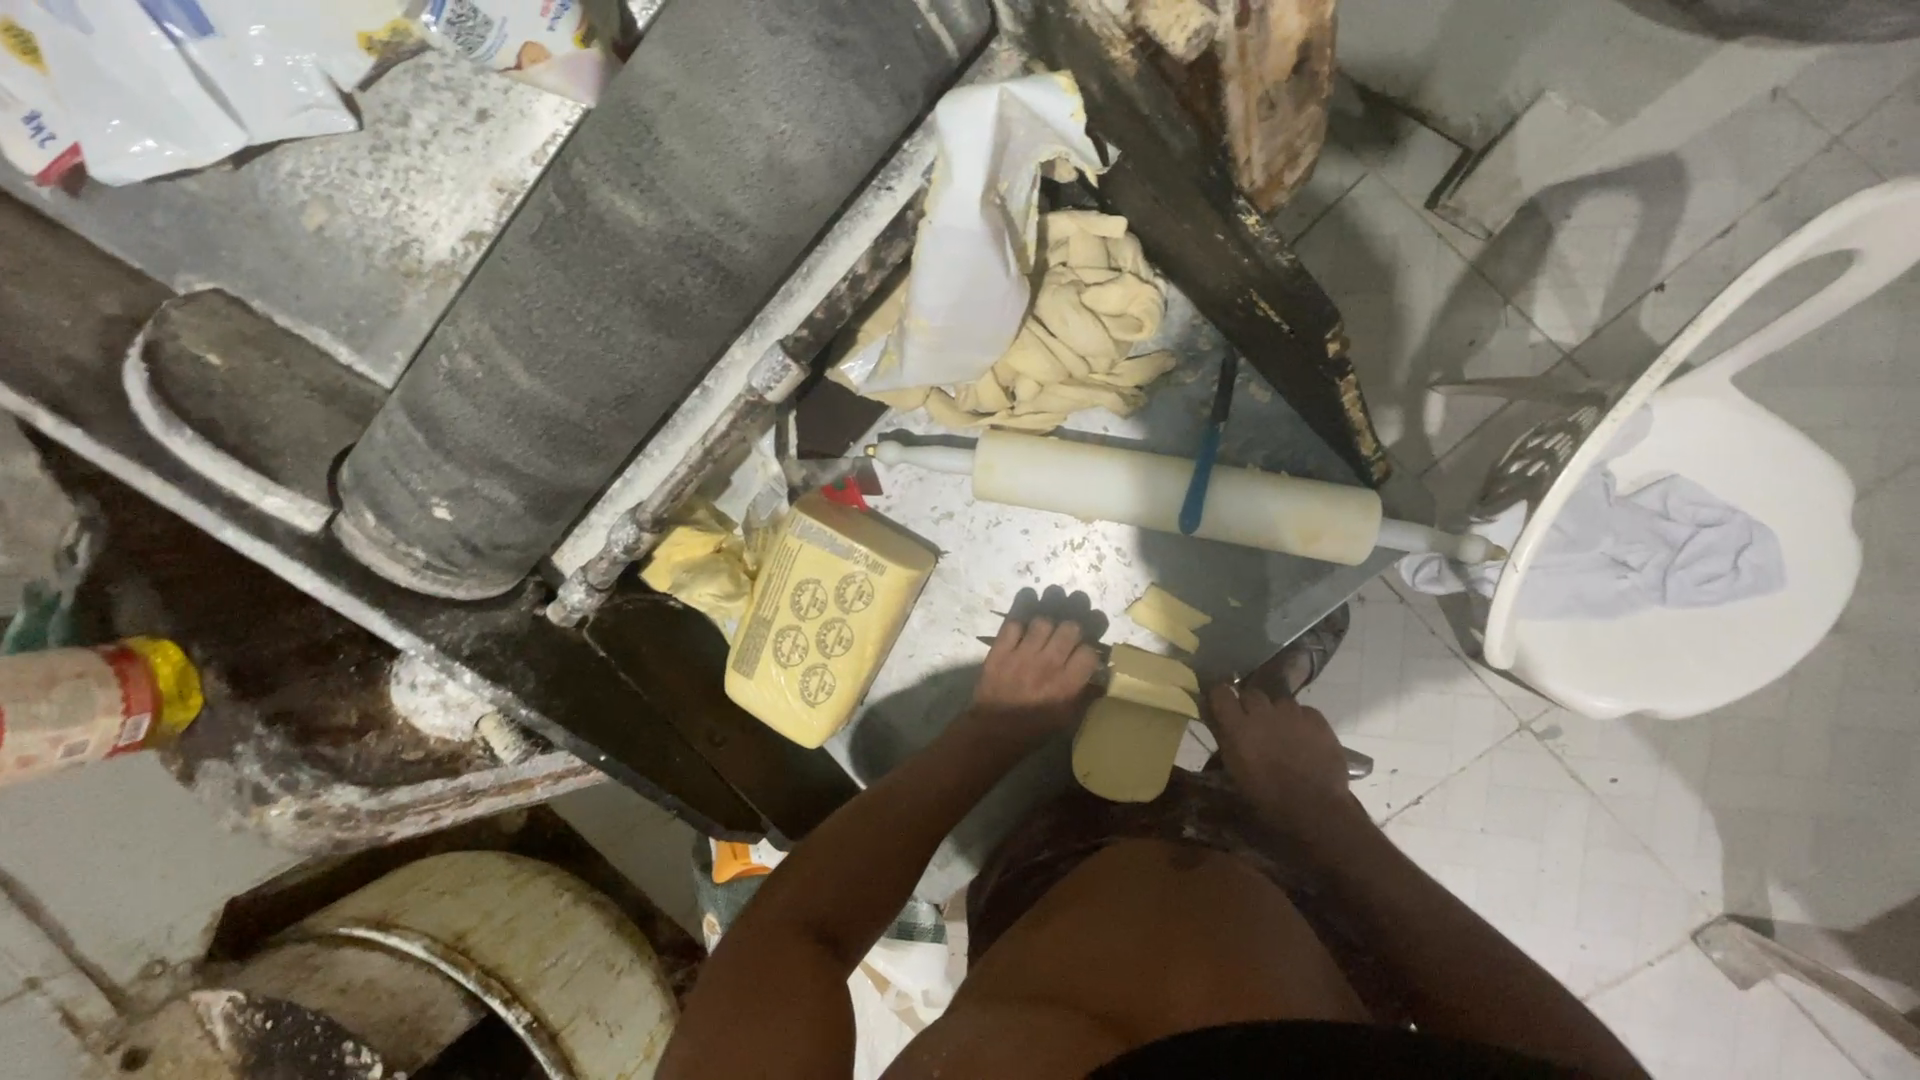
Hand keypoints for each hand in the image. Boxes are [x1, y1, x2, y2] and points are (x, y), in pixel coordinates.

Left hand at [967, 586, 1101, 741]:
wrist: (994, 731)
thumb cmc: (1034, 728)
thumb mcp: (1067, 719)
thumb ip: (1085, 696)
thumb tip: (1101, 681)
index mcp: (1067, 684)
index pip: (1089, 651)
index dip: (1088, 651)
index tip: (1082, 656)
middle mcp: (1048, 664)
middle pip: (1070, 628)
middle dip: (1071, 631)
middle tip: (1065, 639)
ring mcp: (1023, 655)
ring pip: (1043, 622)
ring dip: (1045, 627)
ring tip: (1042, 636)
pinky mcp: (1000, 651)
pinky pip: (1014, 625)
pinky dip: (1018, 628)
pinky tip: (1020, 637)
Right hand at [1207, 683, 1366, 836]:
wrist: (1315, 809)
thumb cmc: (1268, 798)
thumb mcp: (1235, 772)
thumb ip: (1225, 742)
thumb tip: (1218, 724)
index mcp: (1238, 728)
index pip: (1220, 693)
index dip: (1220, 697)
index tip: (1222, 707)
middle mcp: (1263, 713)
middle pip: (1251, 693)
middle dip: (1250, 705)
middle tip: (1255, 725)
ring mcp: (1292, 714)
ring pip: (1279, 701)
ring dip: (1277, 714)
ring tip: (1284, 734)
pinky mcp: (1317, 720)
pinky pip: (1304, 711)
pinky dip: (1301, 721)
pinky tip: (1305, 740)